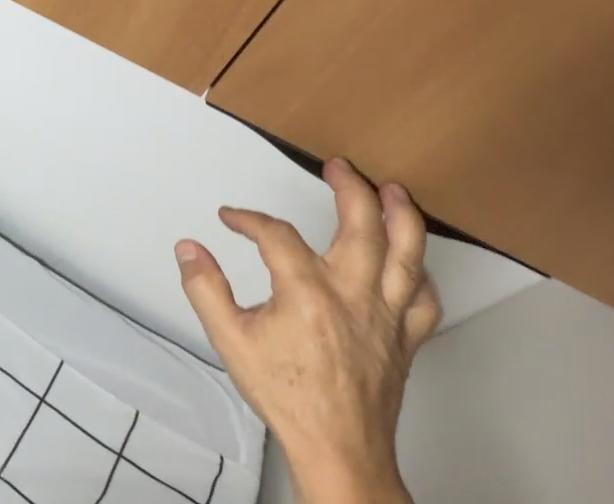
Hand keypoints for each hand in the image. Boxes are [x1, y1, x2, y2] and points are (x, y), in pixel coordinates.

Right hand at [175, 158, 441, 503]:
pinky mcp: (406, 340)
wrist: (338, 447)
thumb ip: (204, 287)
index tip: (232, 218)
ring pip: (407, 256)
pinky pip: (424, 299)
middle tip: (340, 166)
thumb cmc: (285, 394)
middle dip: (353, 190)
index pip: (277, 236)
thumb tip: (189, 248)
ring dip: (402, 218)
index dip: (250, 219)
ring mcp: (386, 317)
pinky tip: (413, 262)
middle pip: (363, 228)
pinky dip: (420, 273)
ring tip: (395, 191)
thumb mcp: (228, 339)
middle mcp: (353, 296)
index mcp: (307, 293)